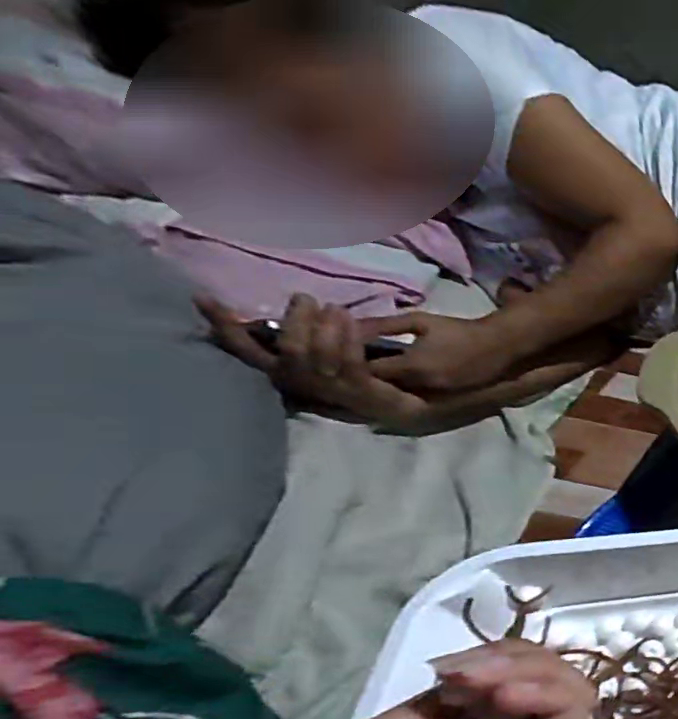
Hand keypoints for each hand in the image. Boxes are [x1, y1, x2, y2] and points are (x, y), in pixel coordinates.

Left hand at [57, 640, 595, 718]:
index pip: (480, 692)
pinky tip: (514, 695)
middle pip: (530, 692)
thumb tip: (462, 689)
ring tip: (496, 680)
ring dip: (544, 672)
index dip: (478, 661)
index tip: (448, 666)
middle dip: (518, 658)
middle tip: (477, 669)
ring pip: (562, 708)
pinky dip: (560, 703)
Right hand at [198, 294, 433, 428]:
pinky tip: (350, 320)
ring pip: (314, 354)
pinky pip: (348, 361)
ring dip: (321, 325)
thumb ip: (304, 336)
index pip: (247, 351)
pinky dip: (346, 337)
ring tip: (333, 307)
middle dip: (294, 320)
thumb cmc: (370, 375)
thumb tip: (287, 309)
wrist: (415, 404)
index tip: (201, 296)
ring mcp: (334, 392)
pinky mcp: (363, 393)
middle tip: (305, 299)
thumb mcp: (330, 352)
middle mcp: (306, 386)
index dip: (224, 327)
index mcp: (290, 375)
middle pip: (286, 349)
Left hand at [360, 309, 514, 393]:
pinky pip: (412, 396)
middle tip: (354, 361)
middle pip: (379, 386)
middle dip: (364, 375)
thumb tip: (348, 327)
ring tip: (375, 370)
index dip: (350, 360)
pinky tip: (397, 378)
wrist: (498, 347)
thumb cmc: (458, 331)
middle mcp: (420, 386)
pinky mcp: (444, 399)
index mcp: (412, 366)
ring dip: (383, 384)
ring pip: (394, 394)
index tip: (342, 349)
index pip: (366, 369)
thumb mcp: (418, 321)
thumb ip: (382, 326)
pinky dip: (400, 388)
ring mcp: (434, 396)